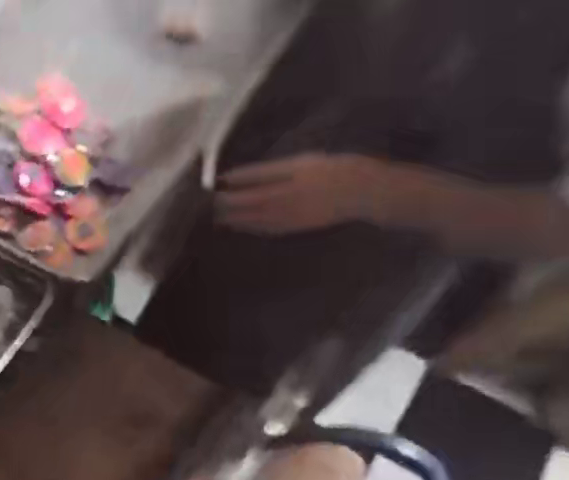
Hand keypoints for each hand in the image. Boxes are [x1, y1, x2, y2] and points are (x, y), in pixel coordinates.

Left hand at [215, 153, 390, 234]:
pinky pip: (259, 228)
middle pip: (243, 201)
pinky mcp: (287, 228)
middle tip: (205, 202)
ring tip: (213, 213)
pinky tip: (234, 224)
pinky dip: (244, 225)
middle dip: (223, 202)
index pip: (252, 178)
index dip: (232, 180)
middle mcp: (282, 198)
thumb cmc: (337, 169)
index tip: (216, 180)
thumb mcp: (305, 162)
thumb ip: (273, 171)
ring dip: (228, 216)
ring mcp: (283, 216)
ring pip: (247, 218)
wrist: (363, 193)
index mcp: (289, 176)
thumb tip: (242, 176)